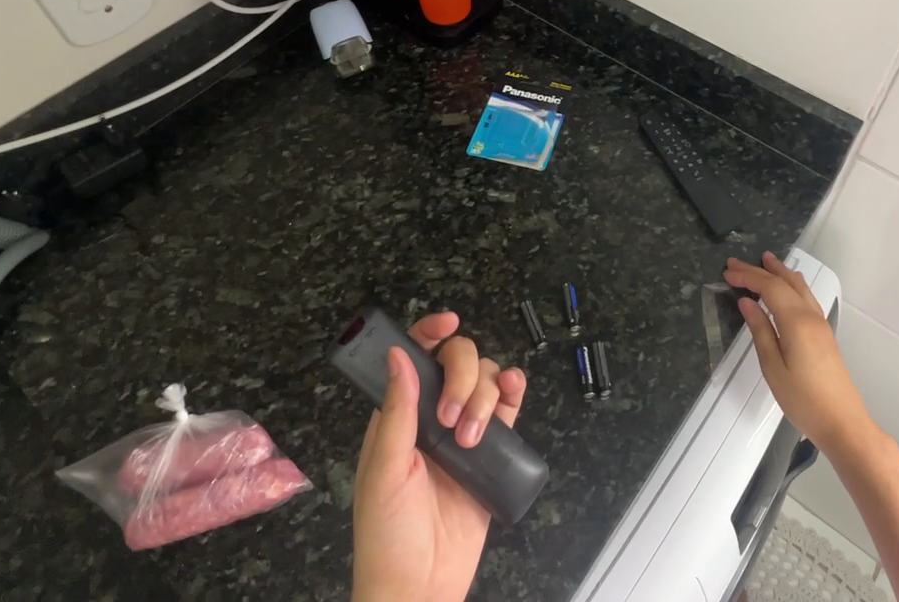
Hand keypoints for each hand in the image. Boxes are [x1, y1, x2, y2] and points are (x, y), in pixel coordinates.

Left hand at [351, 312, 526, 601]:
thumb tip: (396, 355)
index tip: (448, 322)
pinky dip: (513, 390)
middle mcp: (432, 415)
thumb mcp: (384, 472)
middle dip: (463, 378)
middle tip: (453, 419)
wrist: (422, 587)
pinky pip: (508, 408)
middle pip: (458, 362)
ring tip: (474, 438)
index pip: (415, 357)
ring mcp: (464, 430)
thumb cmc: (388, 534)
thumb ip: (396, 413)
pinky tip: (513, 390)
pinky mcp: (492, 449)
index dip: (430, 331)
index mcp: (399, 415)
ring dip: (485, 396)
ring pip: (485, 380)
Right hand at [724, 253, 875, 454]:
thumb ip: (760, 331)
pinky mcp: (825, 334)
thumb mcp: (773, 367)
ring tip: (766, 260)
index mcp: (796, 322)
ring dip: (781, 272)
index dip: (747, 277)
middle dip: (760, 270)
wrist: (843, 423)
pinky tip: (791, 284)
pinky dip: (793, 284)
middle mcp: (811, 316)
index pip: (769, 288)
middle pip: (785, 283)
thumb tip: (747, 303)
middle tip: (736, 263)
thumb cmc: (803, 399)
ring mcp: (821, 324)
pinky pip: (807, 297)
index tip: (727, 272)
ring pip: (800, 287)